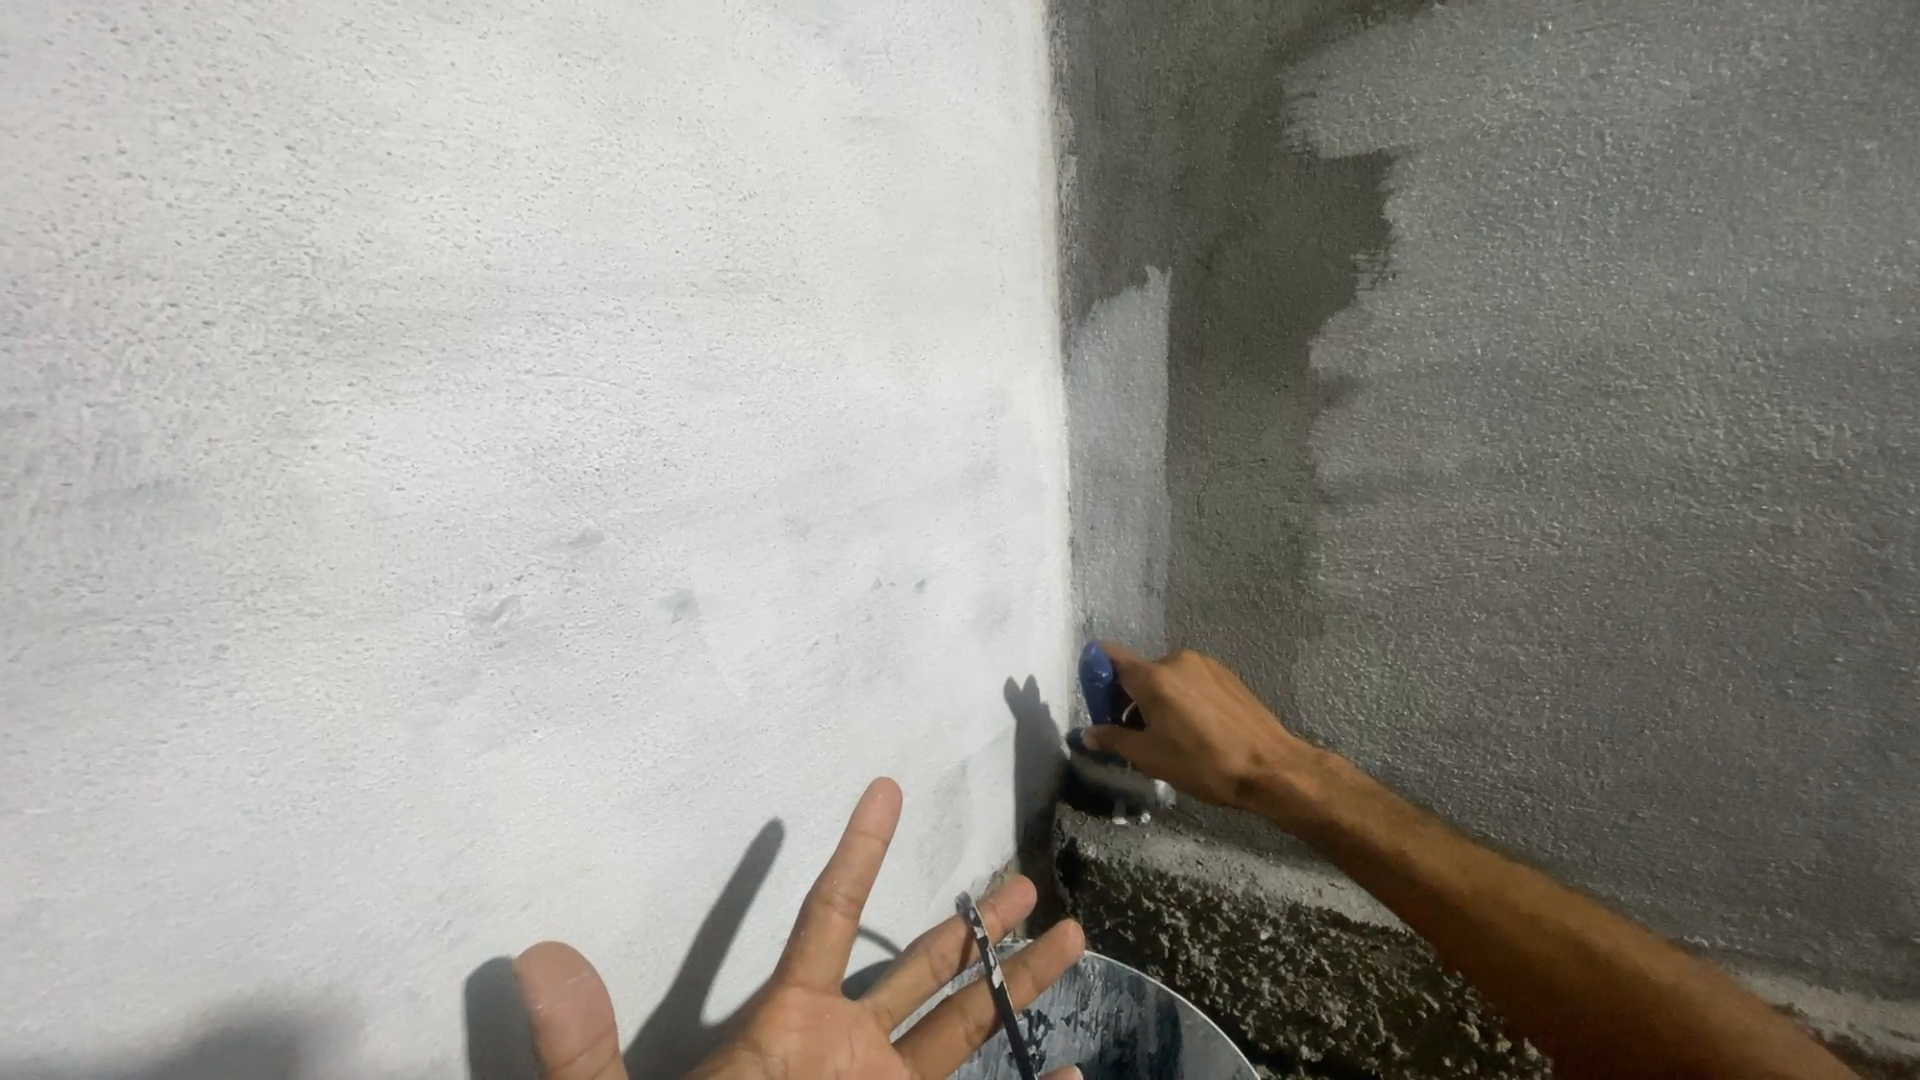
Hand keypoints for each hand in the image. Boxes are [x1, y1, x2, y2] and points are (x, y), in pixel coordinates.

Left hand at [512, 778, 1086, 1079]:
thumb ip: (582, 1048)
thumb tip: (531, 956)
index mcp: (794, 1023)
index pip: (831, 913)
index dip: (858, 849)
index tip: (884, 786)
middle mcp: (852, 1051)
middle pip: (924, 967)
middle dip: (972, 922)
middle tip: (1020, 876)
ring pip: (967, 1028)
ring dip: (1016, 982)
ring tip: (1065, 932)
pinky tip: (1077, 1073)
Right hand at [1078, 643, 1330, 820]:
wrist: (1271, 768)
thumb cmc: (1203, 764)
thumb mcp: (1150, 757)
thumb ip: (1114, 739)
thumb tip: (1087, 734)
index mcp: (1153, 677)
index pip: (1108, 655)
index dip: (1094, 676)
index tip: (1100, 707)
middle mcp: (1177, 661)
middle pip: (1137, 671)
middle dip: (1126, 699)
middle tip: (1130, 734)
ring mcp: (1205, 665)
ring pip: (1165, 678)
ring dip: (1155, 701)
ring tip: (1165, 737)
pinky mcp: (1226, 676)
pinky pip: (1189, 681)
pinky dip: (1180, 699)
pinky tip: (1192, 730)